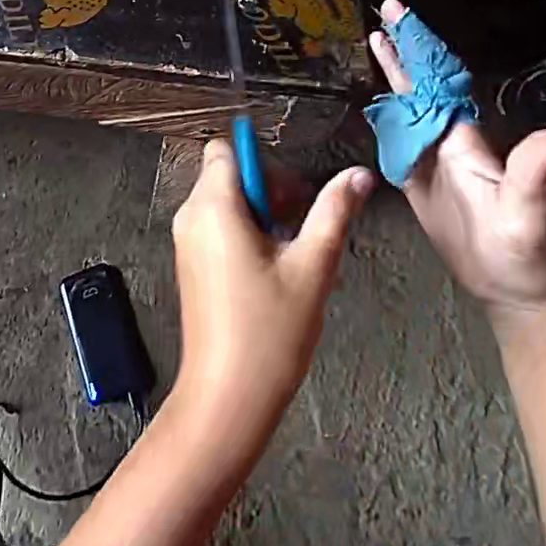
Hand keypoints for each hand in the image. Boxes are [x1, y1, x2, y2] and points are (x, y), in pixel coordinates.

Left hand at [170, 139, 374, 428]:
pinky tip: (272, 266)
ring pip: (223, 199)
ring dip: (260, 210)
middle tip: (300, 222)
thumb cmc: (267, 334)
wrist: (227, 395)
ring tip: (291, 249)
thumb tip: (358, 176)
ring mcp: (188, 242)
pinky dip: (244, 230)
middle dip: (268, 187)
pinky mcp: (192, 263)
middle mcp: (192, 218)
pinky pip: (216, 225)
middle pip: (226, 172)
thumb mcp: (312, 266)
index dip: (264, 161)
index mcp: (214, 208)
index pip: (227, 149)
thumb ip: (335, 212)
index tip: (293, 193)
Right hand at [368, 0, 545, 322]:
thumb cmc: (523, 254)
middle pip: (420, 86)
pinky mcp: (419, 182)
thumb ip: (534, 179)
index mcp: (464, 139)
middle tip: (382, 13)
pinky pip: (397, 141)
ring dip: (393, 75)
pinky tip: (375, 105)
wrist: (512, 287)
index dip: (418, 47)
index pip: (437, 82)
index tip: (398, 13)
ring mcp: (432, 161)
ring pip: (407, 107)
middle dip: (403, 49)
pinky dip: (384, 116)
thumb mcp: (528, 217)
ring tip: (374, 43)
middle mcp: (447, 141)